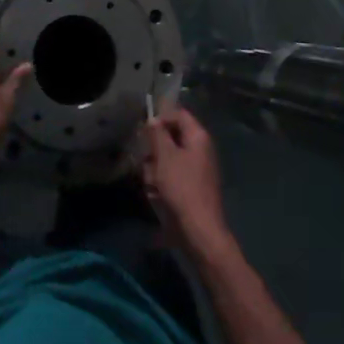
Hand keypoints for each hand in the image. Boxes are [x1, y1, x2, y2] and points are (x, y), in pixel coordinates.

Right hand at [143, 109, 228, 251]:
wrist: (198, 229)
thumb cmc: (181, 187)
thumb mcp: (165, 156)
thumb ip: (157, 134)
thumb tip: (153, 118)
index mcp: (198, 137)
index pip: (178, 114)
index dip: (161, 118)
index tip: (144, 131)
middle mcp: (199, 149)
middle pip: (170, 137)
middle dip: (154, 149)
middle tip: (146, 159)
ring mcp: (195, 169)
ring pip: (167, 158)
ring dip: (155, 168)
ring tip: (152, 182)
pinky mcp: (189, 186)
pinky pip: (170, 175)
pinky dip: (161, 182)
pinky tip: (156, 194)